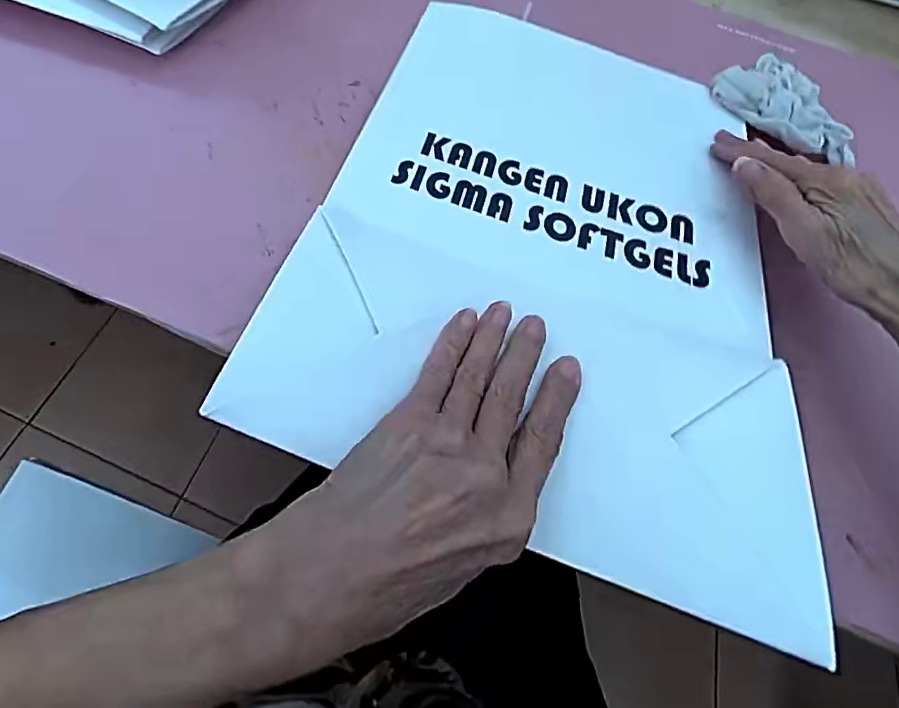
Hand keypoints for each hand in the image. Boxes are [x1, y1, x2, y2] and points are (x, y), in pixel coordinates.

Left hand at [253, 303, 580, 652]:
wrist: (333, 573)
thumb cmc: (391, 582)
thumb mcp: (467, 565)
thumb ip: (490, 515)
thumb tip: (494, 479)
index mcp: (507, 518)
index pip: (543, 440)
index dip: (556, 399)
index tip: (565, 372)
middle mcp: (483, 474)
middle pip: (512, 398)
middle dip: (525, 355)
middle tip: (534, 328)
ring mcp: (446, 442)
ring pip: (479, 377)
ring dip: (493, 339)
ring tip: (504, 316)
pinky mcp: (410, 422)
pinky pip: (439, 372)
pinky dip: (454, 343)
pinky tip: (465, 326)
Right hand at [712, 131, 898, 325]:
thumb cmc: (853, 267)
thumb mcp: (804, 232)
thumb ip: (773, 194)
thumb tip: (745, 162)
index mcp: (827, 180)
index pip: (774, 160)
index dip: (742, 152)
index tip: (716, 142)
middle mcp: (847, 176)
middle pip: (792, 162)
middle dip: (757, 154)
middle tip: (728, 147)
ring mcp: (862, 190)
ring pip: (809, 172)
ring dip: (778, 166)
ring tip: (754, 162)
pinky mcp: (869, 205)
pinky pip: (824, 182)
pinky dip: (799, 178)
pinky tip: (796, 183)